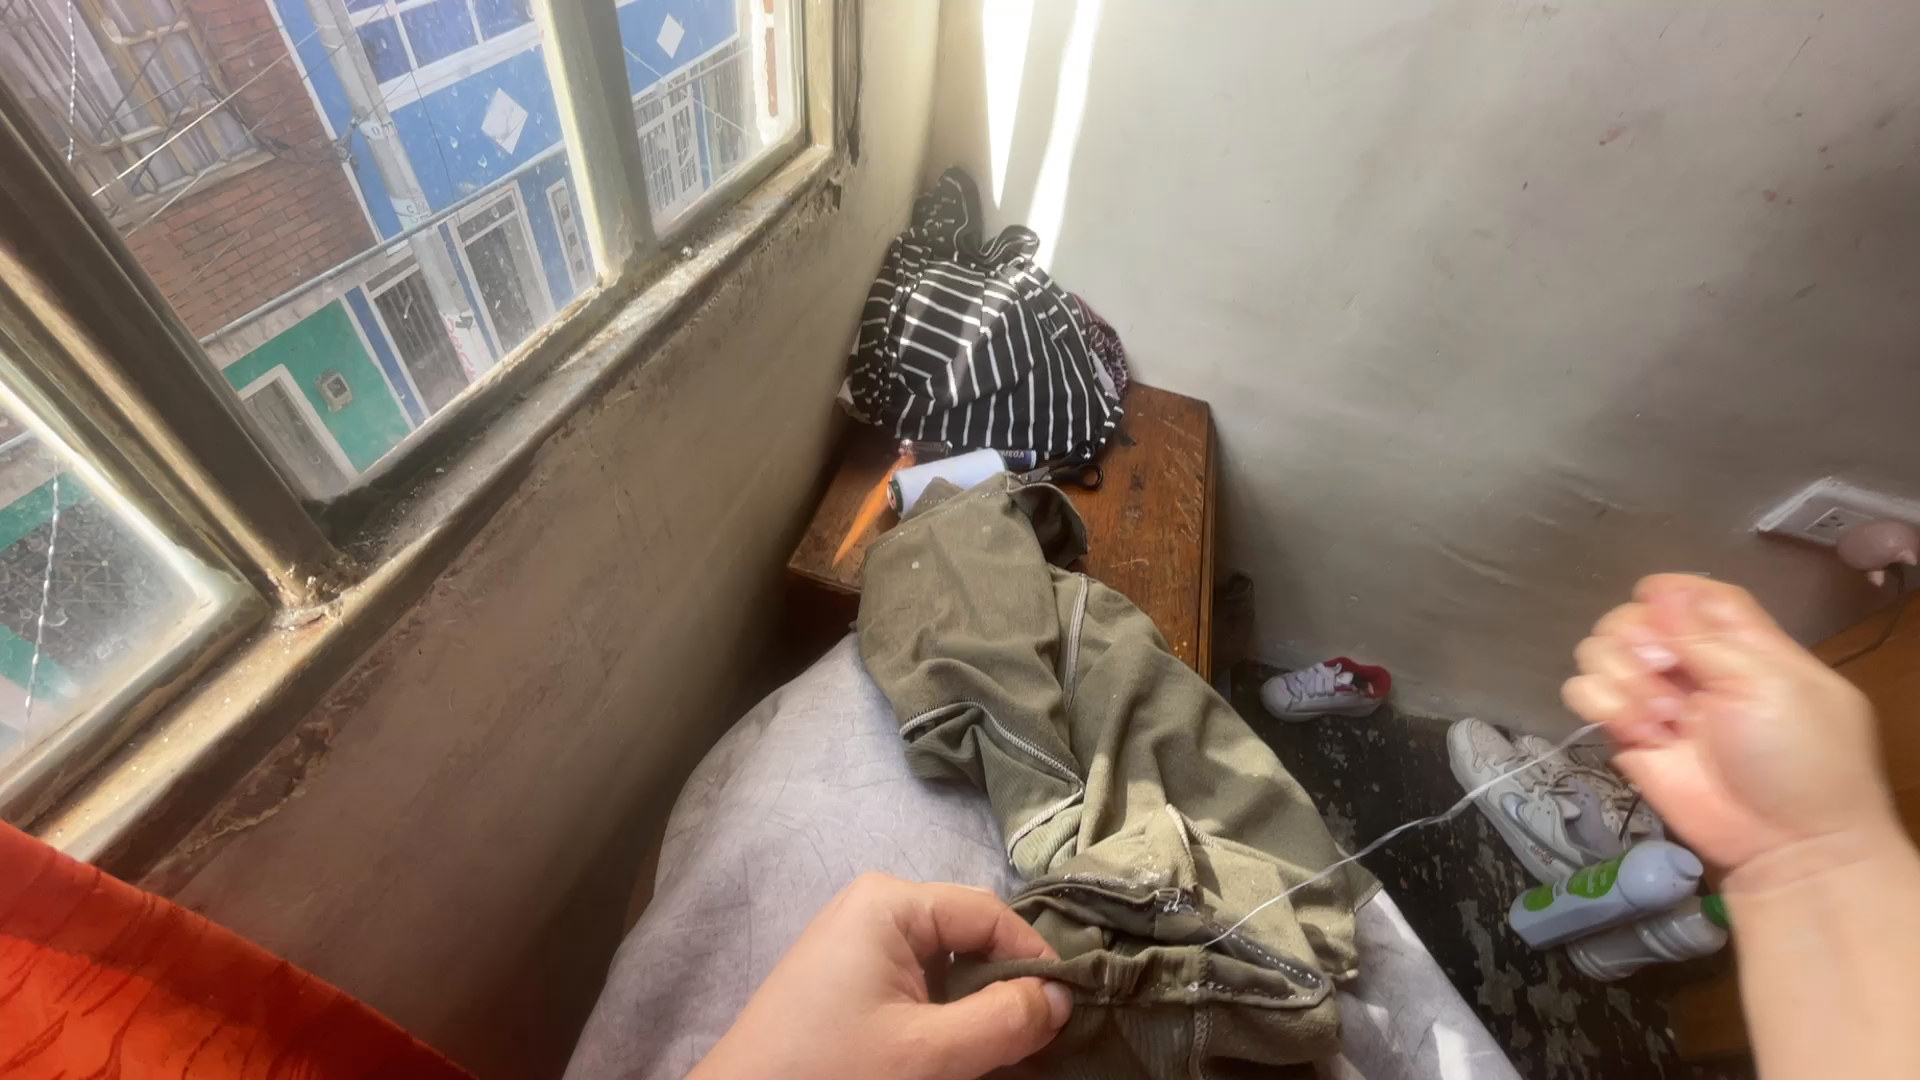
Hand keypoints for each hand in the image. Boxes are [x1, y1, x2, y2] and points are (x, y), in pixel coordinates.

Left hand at [686, 873, 1071, 1079]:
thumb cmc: (835, 1073)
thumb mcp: (928, 1054)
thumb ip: (1003, 1022)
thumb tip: (1062, 996)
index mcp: (892, 901)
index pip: (986, 913)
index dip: (1032, 956)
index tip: (1072, 1003)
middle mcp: (876, 903)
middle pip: (966, 932)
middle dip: (1005, 981)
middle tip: (1042, 1032)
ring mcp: (859, 936)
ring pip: (944, 959)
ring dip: (977, 1002)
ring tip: (1006, 1043)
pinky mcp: (848, 972)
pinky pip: (915, 978)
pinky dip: (945, 1010)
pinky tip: (959, 1046)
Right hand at [1562, 574, 1898, 889]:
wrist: (1783, 841)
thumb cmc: (1801, 761)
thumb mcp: (1772, 688)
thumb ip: (1710, 638)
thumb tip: (1658, 590)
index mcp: (1739, 648)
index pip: (1693, 596)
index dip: (1668, 592)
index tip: (1654, 602)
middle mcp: (1688, 665)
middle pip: (1628, 619)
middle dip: (1633, 641)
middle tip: (1662, 670)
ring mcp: (1649, 696)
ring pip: (1595, 653)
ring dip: (1621, 680)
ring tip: (1660, 718)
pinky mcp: (1619, 727)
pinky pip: (1580, 692)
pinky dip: (1603, 708)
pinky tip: (1640, 734)